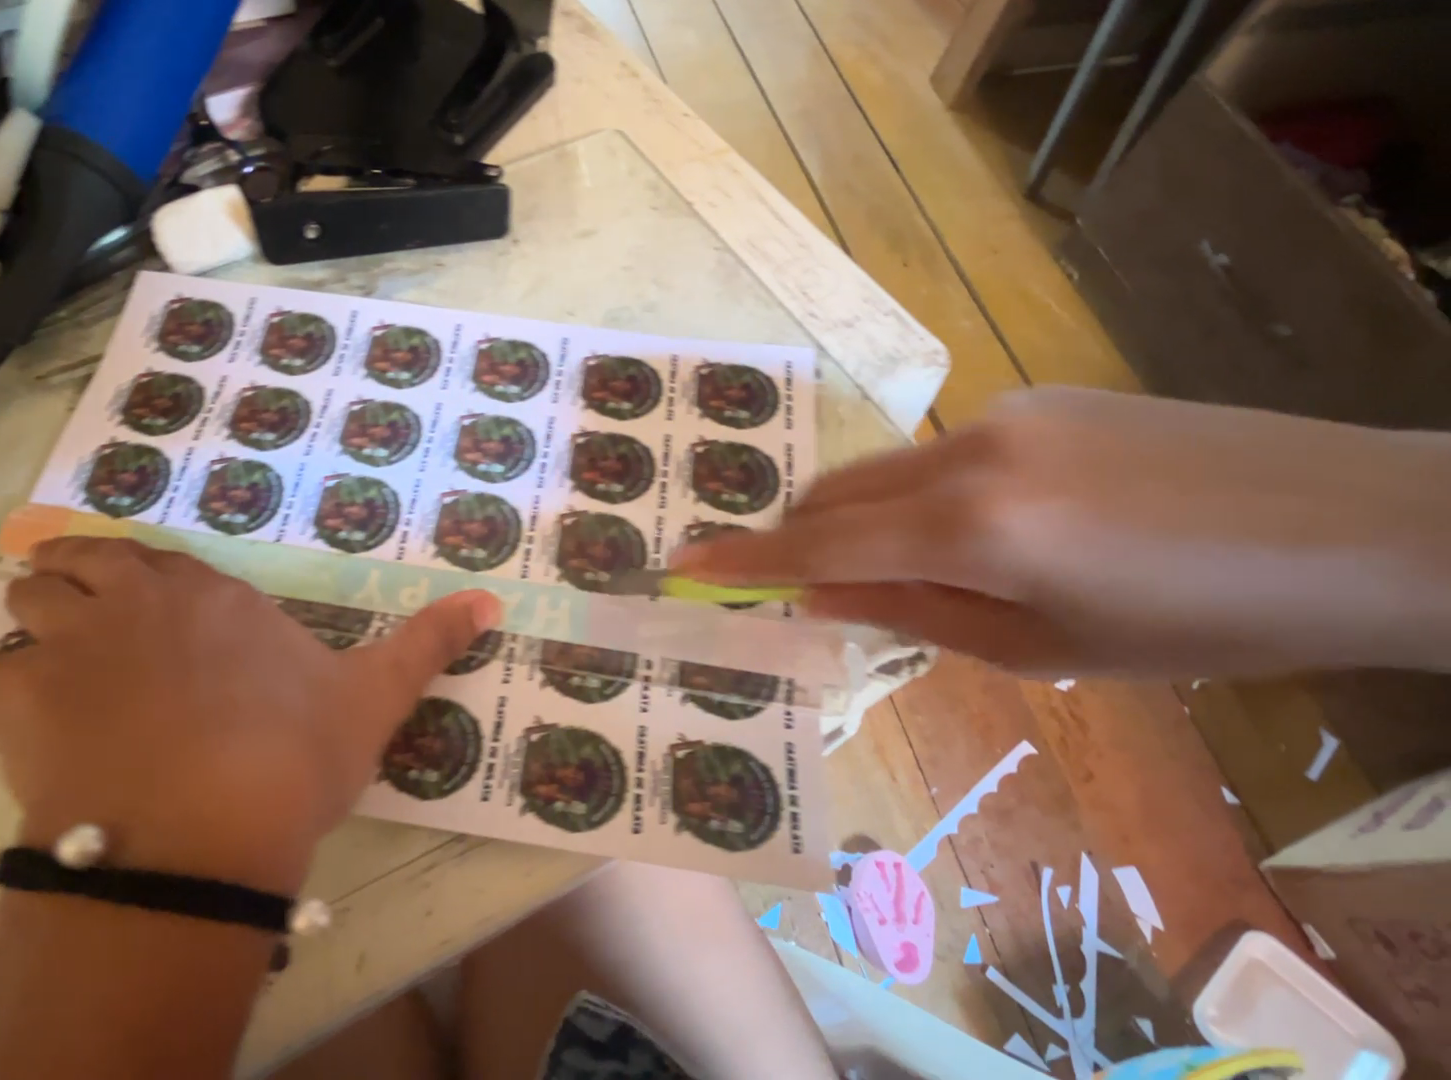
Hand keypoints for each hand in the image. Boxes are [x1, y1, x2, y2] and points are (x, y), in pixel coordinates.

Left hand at [0, 537, 499, 892]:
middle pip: (92, 569)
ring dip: (29, 609)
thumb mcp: (374, 697)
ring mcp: (69, 643)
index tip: (172, 614)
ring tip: (31, 628)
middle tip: (96, 610)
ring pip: (28, 601)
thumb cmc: (292, 756)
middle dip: (90, 582)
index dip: (165, 587)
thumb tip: (494, 601)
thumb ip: (429, 643)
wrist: (209, 825)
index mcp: (212, 594)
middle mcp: (138, 599)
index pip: (173, 567)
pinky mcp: (14, 701)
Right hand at [673, 388, 1450, 677]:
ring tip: (915, 566)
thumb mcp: (1041, 648)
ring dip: (863, 517)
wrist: (1364, 524)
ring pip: (885, 469)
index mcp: (971, 530)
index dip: (745, 560)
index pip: (821, 547)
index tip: (682, 563)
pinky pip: (941, 451)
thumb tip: (818, 597)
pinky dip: (923, 494)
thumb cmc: (1197, 622)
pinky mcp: (1040, 398)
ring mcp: (1004, 416)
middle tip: (790, 581)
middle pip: (836, 493)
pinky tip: (991, 525)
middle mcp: (969, 455)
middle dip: (797, 536)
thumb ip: (911, 613)